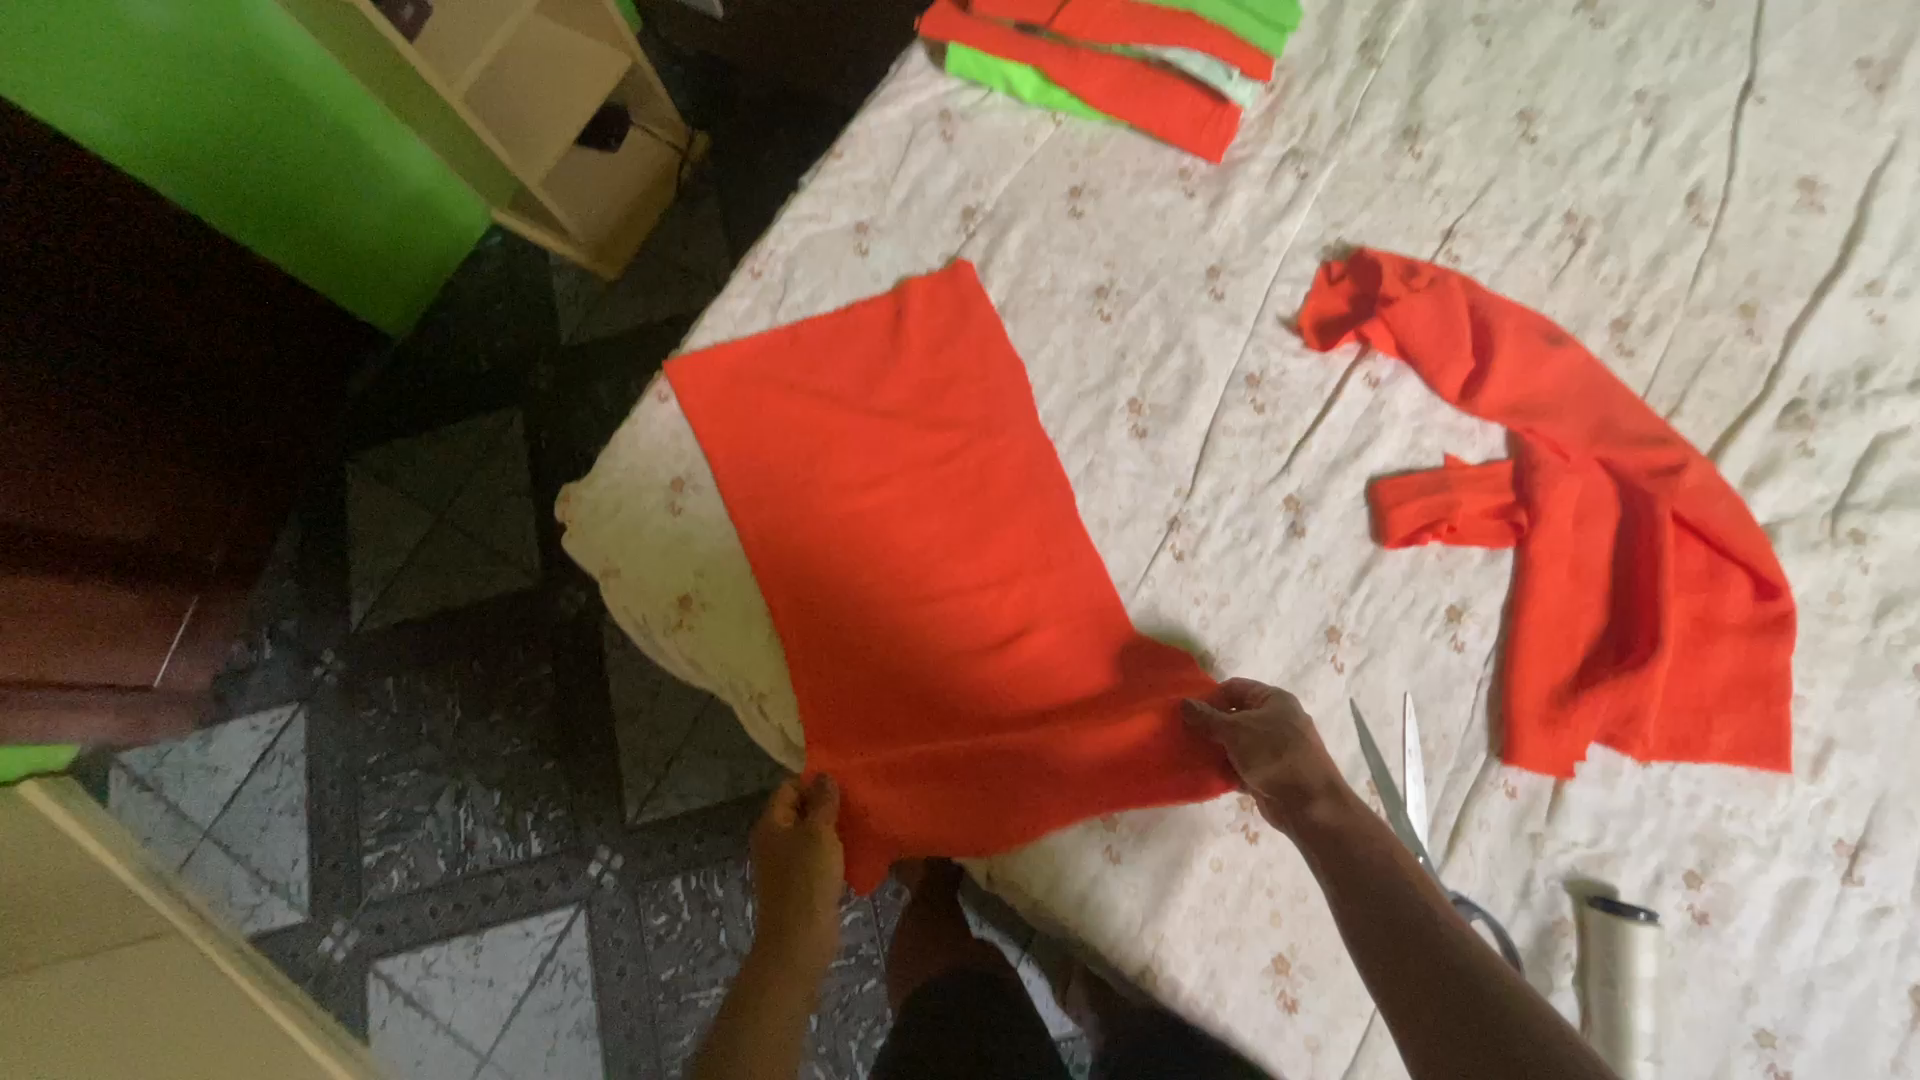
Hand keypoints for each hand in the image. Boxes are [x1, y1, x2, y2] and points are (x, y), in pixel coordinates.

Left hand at [748, 774, 845, 974]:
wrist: (799, 940)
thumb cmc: (807, 879)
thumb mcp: (819, 832)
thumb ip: (823, 801)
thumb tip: (824, 776)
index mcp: (771, 823)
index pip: (789, 787)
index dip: (814, 783)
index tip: (843, 786)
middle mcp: (773, 840)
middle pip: (800, 810)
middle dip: (827, 805)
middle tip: (856, 803)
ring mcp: (785, 864)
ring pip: (810, 834)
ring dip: (833, 829)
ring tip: (860, 824)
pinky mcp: (799, 883)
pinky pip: (816, 857)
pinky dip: (833, 852)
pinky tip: (854, 851)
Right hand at [1183, 678, 1351, 836]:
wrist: (1309, 805)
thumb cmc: (1274, 755)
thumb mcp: (1235, 731)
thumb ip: (1207, 717)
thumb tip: (1184, 703)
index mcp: (1274, 700)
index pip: (1235, 688)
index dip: (1211, 697)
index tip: (1188, 712)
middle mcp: (1276, 721)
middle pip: (1234, 715)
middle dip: (1210, 724)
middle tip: (1184, 733)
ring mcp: (1274, 749)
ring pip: (1236, 742)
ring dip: (1215, 748)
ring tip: (1189, 753)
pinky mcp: (1270, 773)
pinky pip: (1241, 765)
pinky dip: (1225, 768)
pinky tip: (1204, 773)